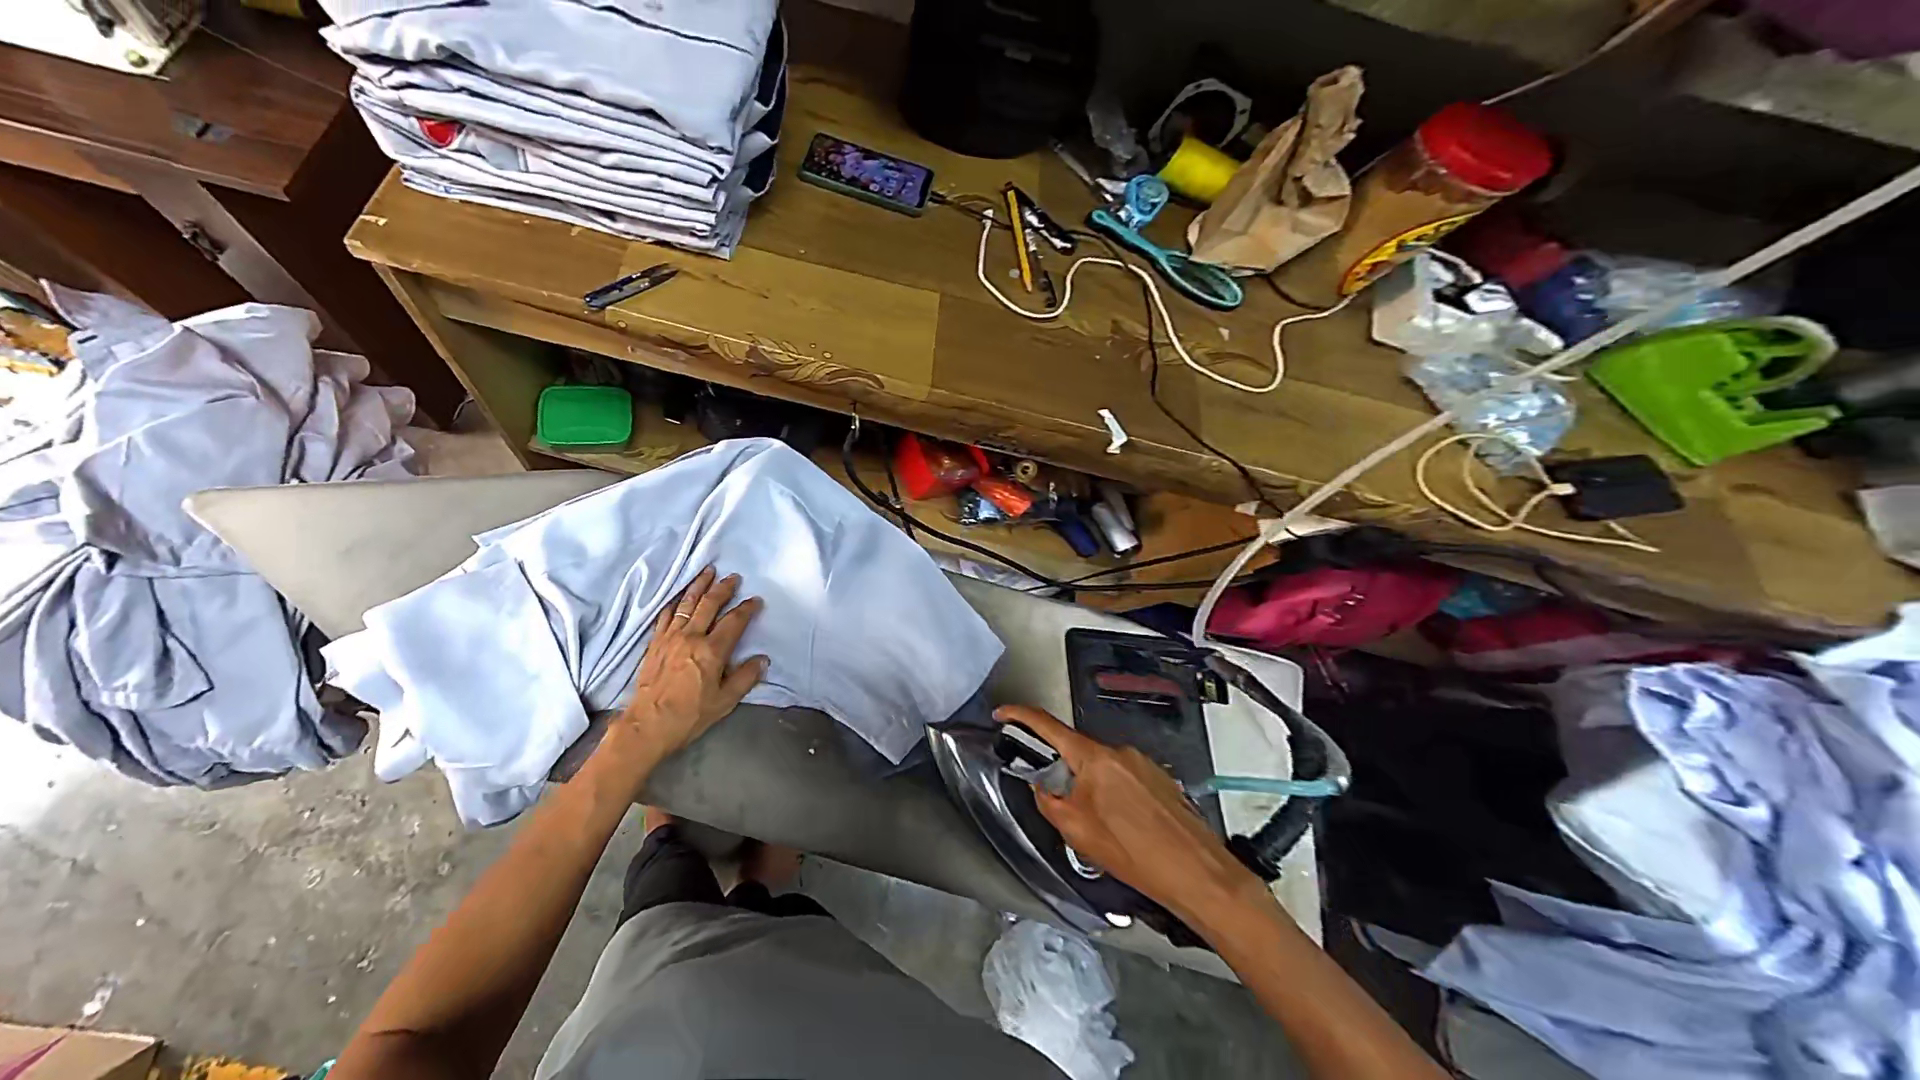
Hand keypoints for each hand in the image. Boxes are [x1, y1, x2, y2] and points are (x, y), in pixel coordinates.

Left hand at [605, 567, 766, 765]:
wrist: (647, 725)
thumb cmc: (690, 715)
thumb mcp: (725, 701)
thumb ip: (746, 677)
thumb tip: (762, 660)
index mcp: (712, 650)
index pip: (734, 621)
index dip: (747, 608)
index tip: (755, 601)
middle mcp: (691, 637)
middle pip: (709, 604)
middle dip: (723, 589)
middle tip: (733, 578)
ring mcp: (670, 638)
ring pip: (686, 604)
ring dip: (699, 586)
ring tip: (707, 572)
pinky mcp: (655, 644)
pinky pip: (666, 615)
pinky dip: (674, 603)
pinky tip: (679, 596)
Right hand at [994, 704, 1265, 923]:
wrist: (1195, 873)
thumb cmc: (1135, 853)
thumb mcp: (1075, 830)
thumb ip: (1048, 799)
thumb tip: (1043, 786)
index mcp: (1095, 758)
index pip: (1048, 726)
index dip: (1020, 716)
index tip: (1003, 714)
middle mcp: (1120, 752)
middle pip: (1076, 751)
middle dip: (1062, 774)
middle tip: (1060, 805)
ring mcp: (1143, 764)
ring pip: (1100, 769)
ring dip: (1090, 789)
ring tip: (1100, 829)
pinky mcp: (1159, 779)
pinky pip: (1123, 779)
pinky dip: (1112, 797)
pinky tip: (1122, 828)